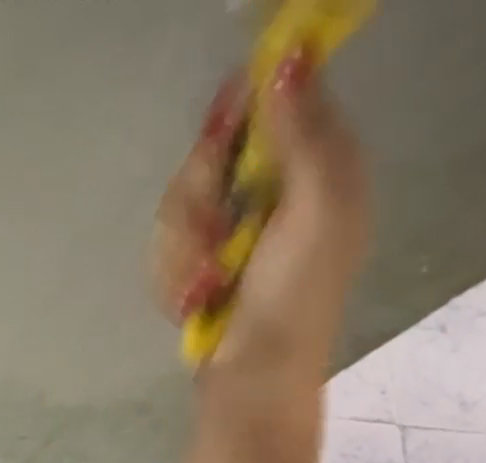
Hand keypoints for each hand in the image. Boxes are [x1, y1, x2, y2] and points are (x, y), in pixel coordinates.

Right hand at [151, 50, 368, 375]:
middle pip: (209, 159)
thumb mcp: (315, 211)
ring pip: (178, 207)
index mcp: (319, 172)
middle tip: (215, 241)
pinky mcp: (199, 265)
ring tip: (206, 288)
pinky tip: (194, 301)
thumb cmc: (293, 300)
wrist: (252, 381)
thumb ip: (302, 137)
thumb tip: (291, 58)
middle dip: (199, 207)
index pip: (275, 106)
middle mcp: (274, 195)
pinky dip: (174, 279)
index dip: (241, 114)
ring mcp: (231, 233)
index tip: (220, 130)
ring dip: (183, 252)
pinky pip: (166, 248)